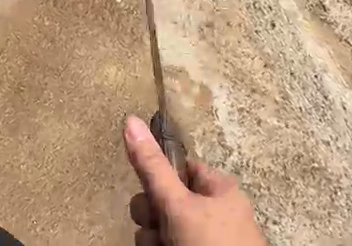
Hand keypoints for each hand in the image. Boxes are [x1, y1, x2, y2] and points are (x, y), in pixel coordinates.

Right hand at [125, 116, 266, 245]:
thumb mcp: (177, 205)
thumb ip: (152, 167)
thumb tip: (130, 119)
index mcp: (221, 191)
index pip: (180, 168)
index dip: (160, 178)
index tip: (151, 191)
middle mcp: (217, 213)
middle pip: (166, 198)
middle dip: (151, 212)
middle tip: (154, 224)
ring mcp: (208, 240)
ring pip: (163, 225)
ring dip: (152, 235)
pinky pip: (168, 243)